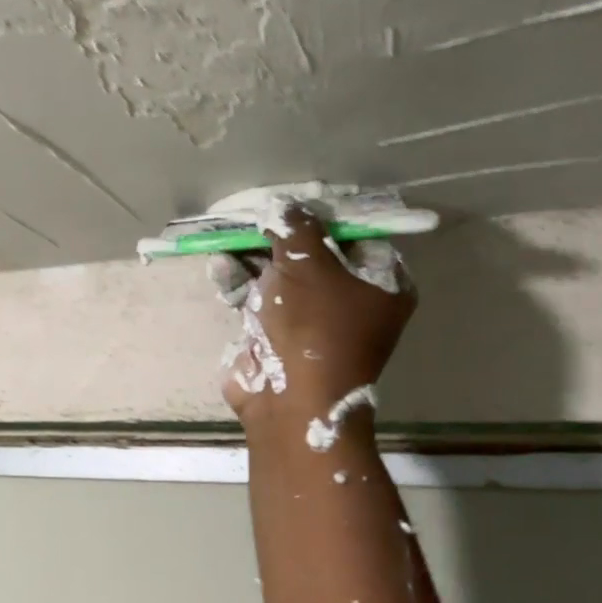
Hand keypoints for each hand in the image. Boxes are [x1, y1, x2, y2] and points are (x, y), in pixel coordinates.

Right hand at [219, 206, 416, 425]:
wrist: (288, 399)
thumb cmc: (312, 327)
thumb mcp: (306, 264)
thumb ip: (294, 226)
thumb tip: (282, 204)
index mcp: (382, 285)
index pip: (356, 235)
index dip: (322, 216)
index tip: (290, 203)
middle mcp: (353, 301)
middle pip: (313, 252)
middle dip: (277, 236)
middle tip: (251, 216)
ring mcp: (314, 320)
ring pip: (281, 273)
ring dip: (252, 256)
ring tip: (225, 239)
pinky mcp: (280, 334)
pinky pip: (260, 296)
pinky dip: (240, 280)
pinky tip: (219, 266)